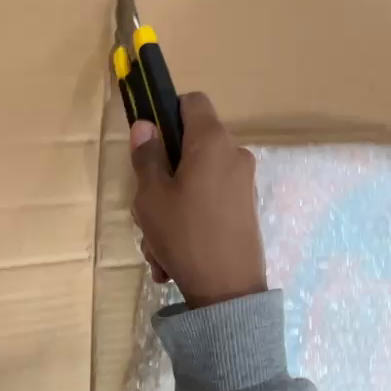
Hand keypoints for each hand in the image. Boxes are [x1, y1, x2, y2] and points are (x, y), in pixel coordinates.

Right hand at [130, 93, 266, 307]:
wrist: (227, 289)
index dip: (167, 112)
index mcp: (211, 142)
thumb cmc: (184, 235)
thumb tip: (145, 125)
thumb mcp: (151, 197)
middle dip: (162, 178)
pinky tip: (173, 259)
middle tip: (145, 212)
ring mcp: (243, 184)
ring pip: (195, 184)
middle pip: (190, 149)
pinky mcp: (245, 212)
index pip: (192, 102)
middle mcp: (234, 155)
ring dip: (170, 212)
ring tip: (157, 248)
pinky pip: (208, 207)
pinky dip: (188, 225)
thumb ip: (147, 158)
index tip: (148, 142)